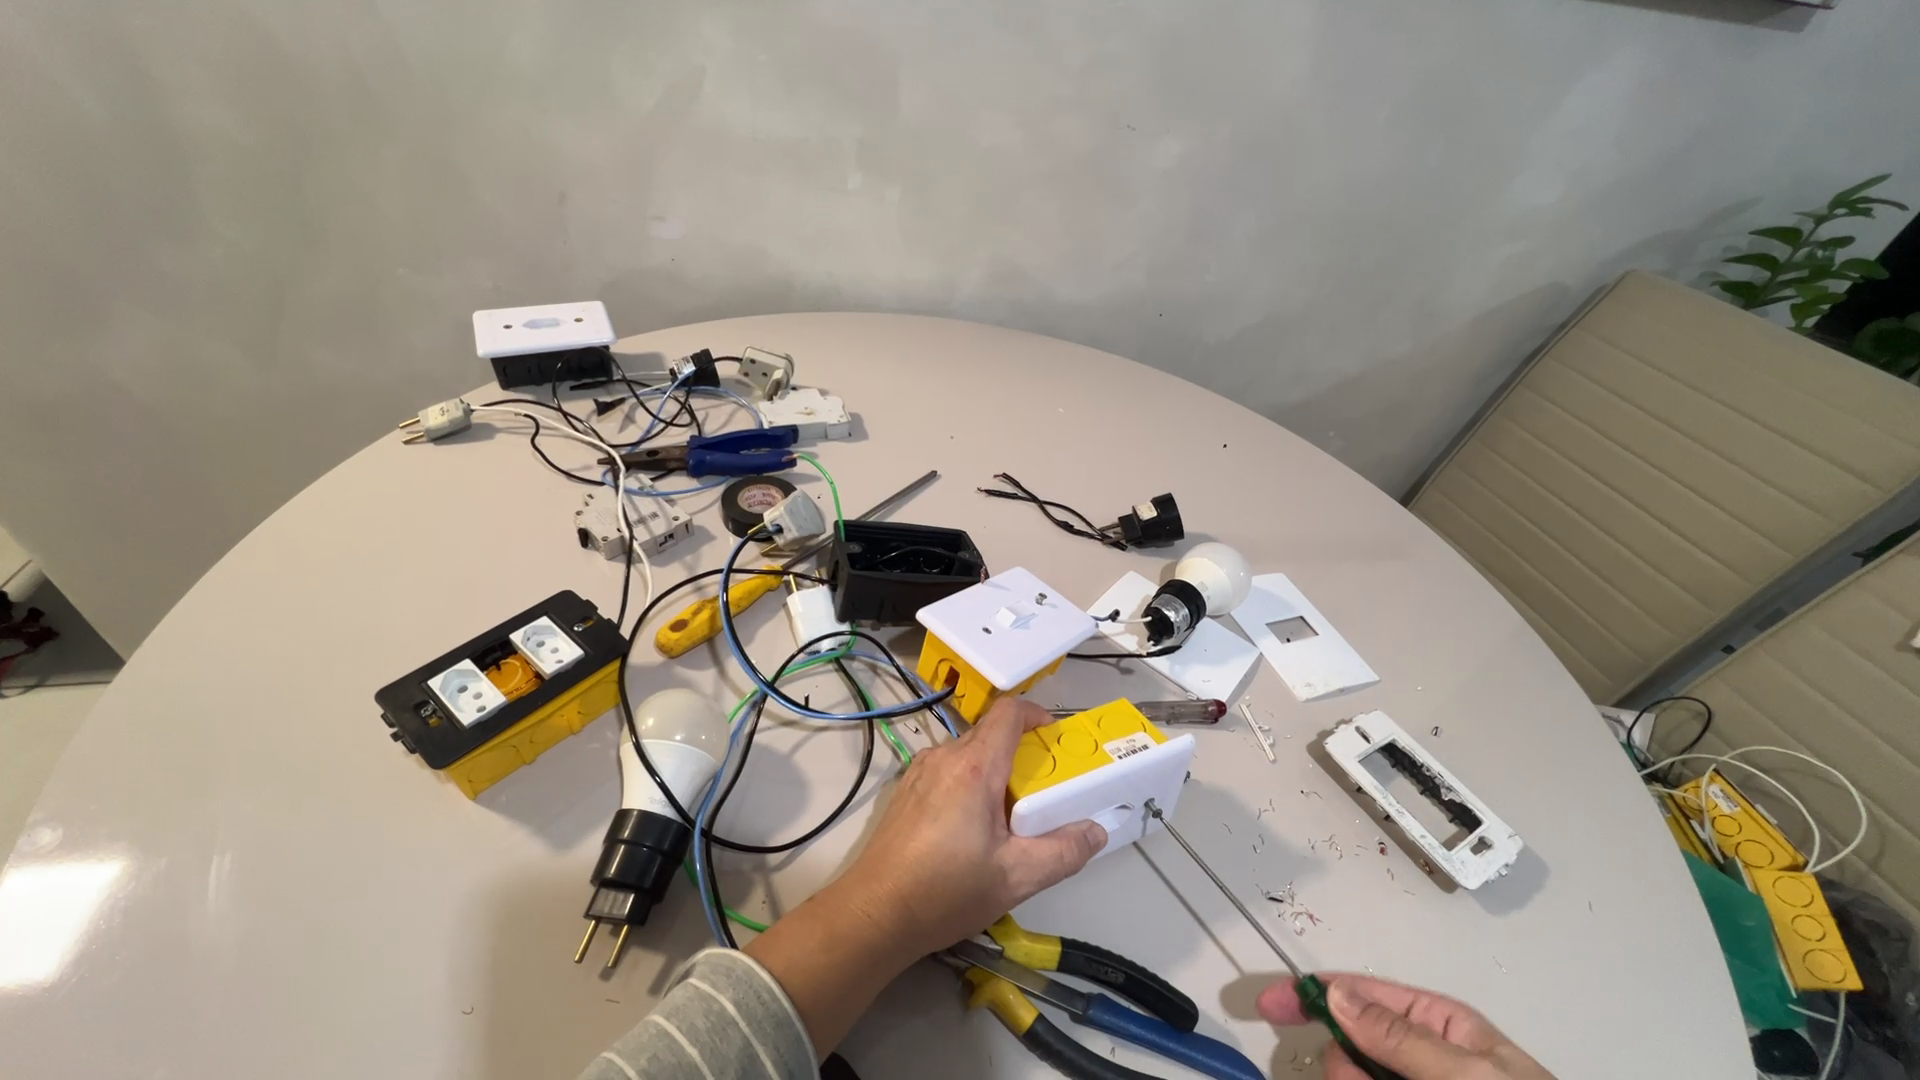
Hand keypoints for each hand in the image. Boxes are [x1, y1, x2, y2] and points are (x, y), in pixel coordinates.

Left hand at [745, 697, 1106, 1055]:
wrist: (874, 913)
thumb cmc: (946, 891)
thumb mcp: (1016, 878)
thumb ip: (1063, 852)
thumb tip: (1095, 832)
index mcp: (973, 767)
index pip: (1008, 713)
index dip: (1035, 714)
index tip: (1055, 736)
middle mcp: (944, 758)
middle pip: (989, 733)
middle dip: (1021, 751)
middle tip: (1043, 789)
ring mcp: (918, 773)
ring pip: (966, 753)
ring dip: (994, 769)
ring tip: (1010, 814)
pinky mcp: (905, 792)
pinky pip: (946, 770)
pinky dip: (969, 782)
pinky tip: (971, 827)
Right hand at [1257, 975, 1555, 1079]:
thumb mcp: (1470, 1074)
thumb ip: (1402, 1036)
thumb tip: (1336, 994)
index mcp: (1438, 1024)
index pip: (1360, 992)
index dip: (1310, 993)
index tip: (1270, 1004)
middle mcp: (1419, 1055)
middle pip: (1347, 1044)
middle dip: (1343, 1066)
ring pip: (1349, 1076)